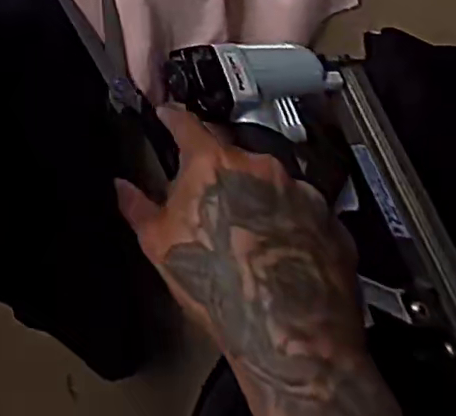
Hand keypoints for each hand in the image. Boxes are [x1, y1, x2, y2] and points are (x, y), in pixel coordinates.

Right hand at [116, 106, 399, 415]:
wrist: (289, 340)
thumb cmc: (222, 288)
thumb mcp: (157, 242)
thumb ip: (136, 205)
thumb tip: (123, 189)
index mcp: (210, 162)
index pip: (185, 121)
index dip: (172, 117)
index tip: (168, 115)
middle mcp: (258, 167)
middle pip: (229, 147)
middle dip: (214, 162)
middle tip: (204, 191)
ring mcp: (300, 193)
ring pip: (268, 177)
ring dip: (254, 190)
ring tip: (242, 226)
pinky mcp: (332, 223)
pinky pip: (303, 207)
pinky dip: (288, 217)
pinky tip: (274, 245)